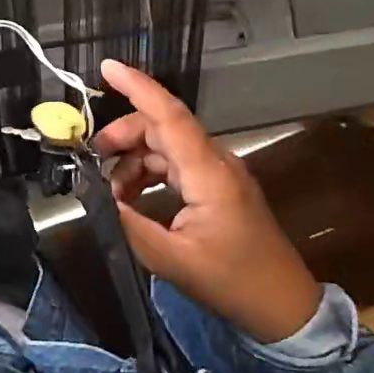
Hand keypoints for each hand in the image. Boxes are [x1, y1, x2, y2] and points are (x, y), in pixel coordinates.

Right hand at [93, 59, 319, 342]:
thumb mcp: (172, 260)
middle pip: (162, 128)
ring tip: (110, 193)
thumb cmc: (233, 282)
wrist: (281, 304)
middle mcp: (215, 163)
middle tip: (92, 160)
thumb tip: (97, 200)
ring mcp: (219, 175)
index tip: (106, 68)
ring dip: (133, 161)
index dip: (138, 87)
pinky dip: (148, 175)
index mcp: (208, 174)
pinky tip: (130, 199)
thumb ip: (130, 226)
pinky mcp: (217, 189)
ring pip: (166, 147)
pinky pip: (176, 167)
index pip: (170, 116)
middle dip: (123, 136)